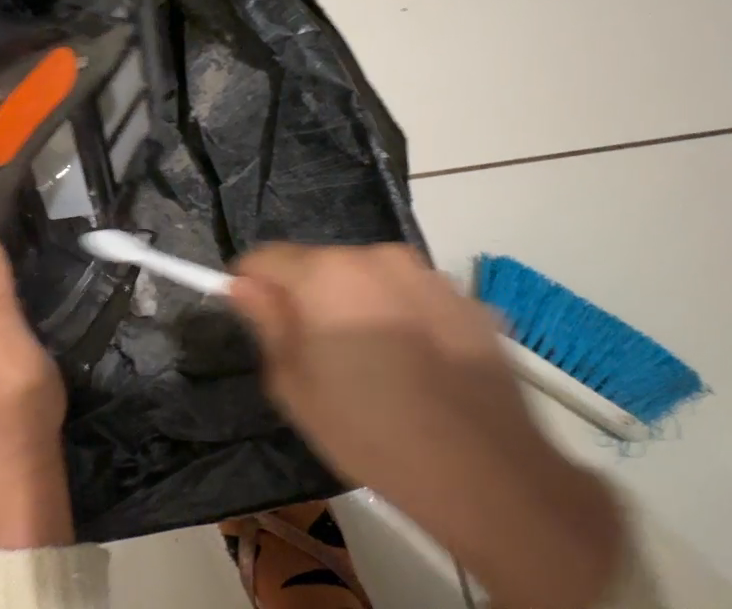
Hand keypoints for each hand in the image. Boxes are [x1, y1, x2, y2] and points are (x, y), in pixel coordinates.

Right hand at [232, 244, 624, 608]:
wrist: (487, 474)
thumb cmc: (370, 430)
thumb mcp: (294, 385)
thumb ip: (265, 323)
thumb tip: (244, 288)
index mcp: (325, 273)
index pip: (265, 257)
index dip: (251, 285)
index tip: (255, 318)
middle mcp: (377, 258)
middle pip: (321, 264)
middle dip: (309, 296)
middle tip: (316, 353)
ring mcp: (430, 277)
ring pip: (371, 279)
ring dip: (359, 305)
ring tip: (373, 363)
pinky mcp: (471, 304)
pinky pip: (416, 299)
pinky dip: (405, 319)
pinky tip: (418, 370)